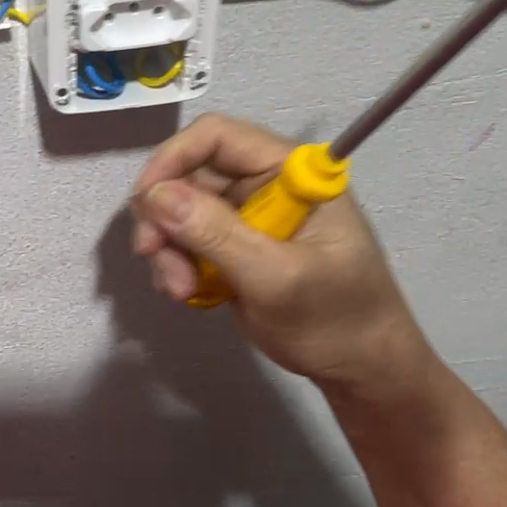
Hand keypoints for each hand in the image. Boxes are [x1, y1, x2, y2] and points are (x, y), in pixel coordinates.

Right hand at [130, 113, 427, 390]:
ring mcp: (244, 216)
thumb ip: (217, 234)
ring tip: (178, 289)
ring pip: (177, 210)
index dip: (174, 158)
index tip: (146, 200)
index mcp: (287, 172)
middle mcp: (262, 184)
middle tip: (152, 255)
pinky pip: (183, 240)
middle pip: (187, 174)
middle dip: (164, 216)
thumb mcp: (276, 277)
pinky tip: (187, 294)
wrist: (360, 370)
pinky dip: (173, 264)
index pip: (217, 136)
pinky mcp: (230, 245)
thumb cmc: (336, 318)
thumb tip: (154, 196)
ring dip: (166, 248)